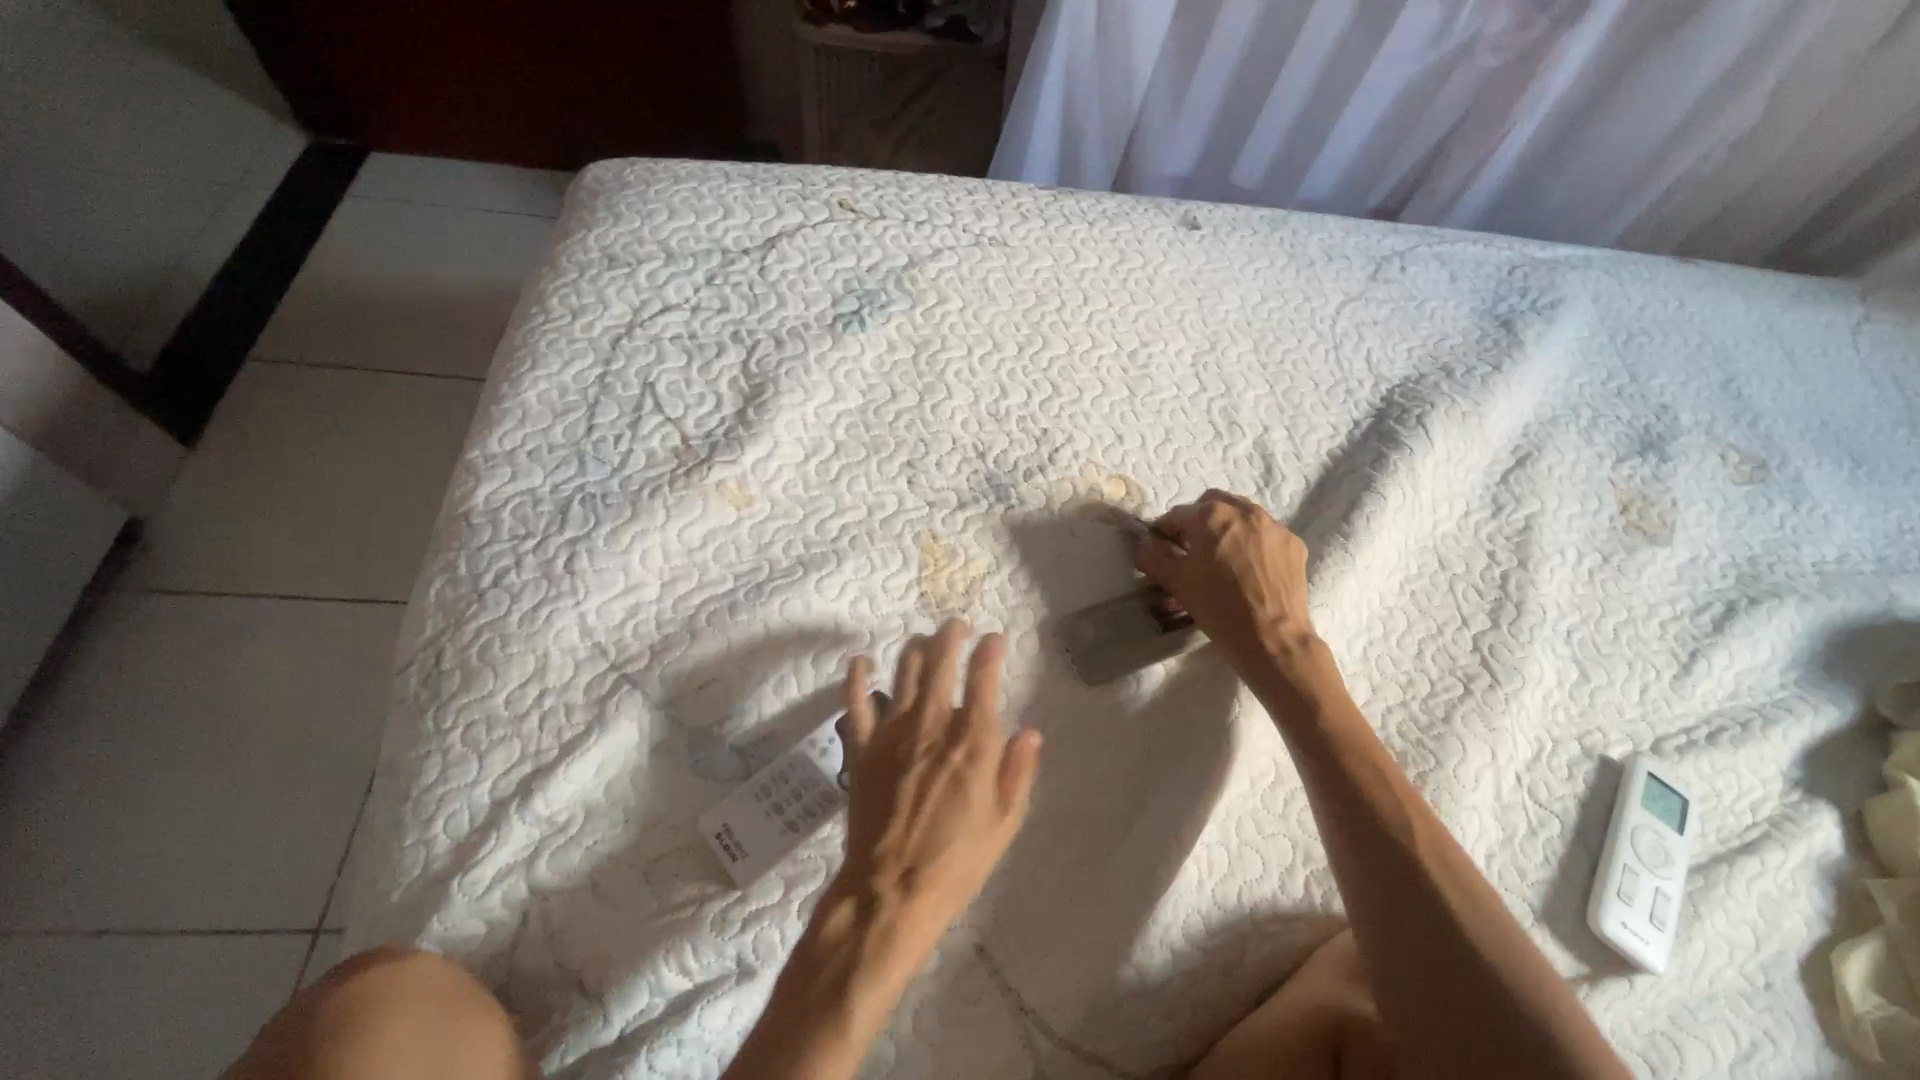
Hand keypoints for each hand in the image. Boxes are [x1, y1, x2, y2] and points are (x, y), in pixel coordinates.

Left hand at [836, 620, 1042, 927]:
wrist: (891, 890)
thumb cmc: (957, 862)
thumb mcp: (1004, 823)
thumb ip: (1017, 772)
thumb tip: (1029, 731)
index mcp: (972, 741)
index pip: (983, 678)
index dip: (990, 651)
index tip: (995, 638)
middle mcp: (932, 724)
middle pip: (940, 662)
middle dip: (951, 636)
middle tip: (957, 626)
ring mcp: (891, 733)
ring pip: (903, 671)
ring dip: (915, 649)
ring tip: (923, 641)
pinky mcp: (860, 748)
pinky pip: (855, 701)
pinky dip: (858, 675)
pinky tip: (862, 661)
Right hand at [1134, 489, 1317, 667]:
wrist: (1272, 638)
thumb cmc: (1218, 607)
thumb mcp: (1177, 583)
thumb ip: (1154, 557)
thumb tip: (1143, 544)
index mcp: (1211, 516)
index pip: (1176, 516)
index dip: (1164, 532)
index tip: (1161, 550)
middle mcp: (1244, 511)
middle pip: (1212, 505)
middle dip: (1198, 521)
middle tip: (1192, 550)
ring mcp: (1273, 526)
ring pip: (1242, 515)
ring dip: (1227, 528)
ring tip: (1222, 558)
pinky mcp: (1293, 544)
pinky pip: (1266, 534)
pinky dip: (1253, 543)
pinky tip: (1249, 569)